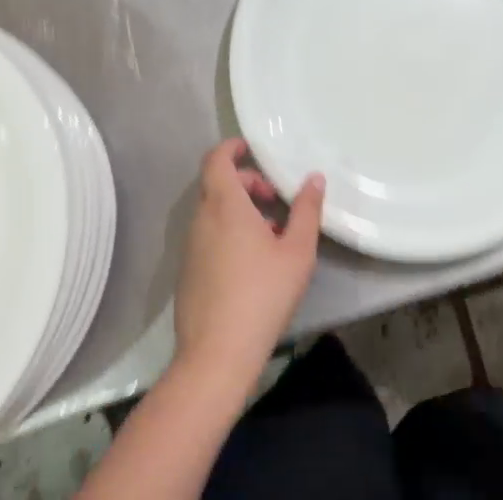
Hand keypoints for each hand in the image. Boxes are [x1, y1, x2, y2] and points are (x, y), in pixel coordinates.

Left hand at [174, 138, 324, 388]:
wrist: (217, 354)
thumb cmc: (262, 295)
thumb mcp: (298, 252)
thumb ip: (307, 211)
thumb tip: (314, 179)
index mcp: (225, 206)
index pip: (216, 160)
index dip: (231, 148)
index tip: (252, 149)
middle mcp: (201, 220)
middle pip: (218, 185)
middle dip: (246, 182)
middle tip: (276, 199)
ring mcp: (190, 247)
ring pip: (213, 212)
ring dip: (240, 210)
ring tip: (272, 235)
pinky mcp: (187, 272)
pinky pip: (208, 236)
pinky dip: (228, 233)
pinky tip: (253, 264)